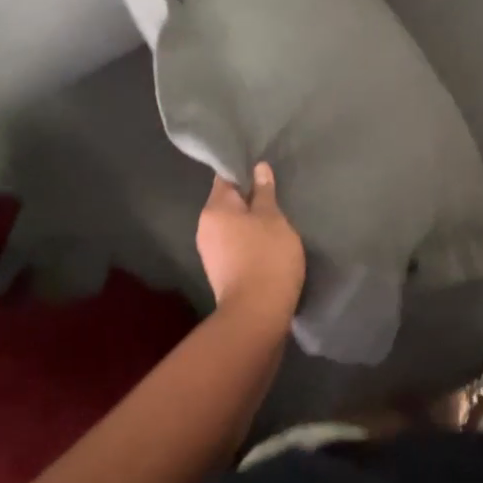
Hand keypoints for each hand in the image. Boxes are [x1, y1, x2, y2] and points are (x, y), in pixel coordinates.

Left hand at [197, 163, 304, 325]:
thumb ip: (265, 192)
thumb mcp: (273, 218)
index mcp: (214, 209)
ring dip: (251, 221)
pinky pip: (234, 244)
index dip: (245, 170)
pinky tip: (268, 244)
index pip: (225, 178)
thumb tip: (258, 168)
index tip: (265, 168)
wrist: (256, 313)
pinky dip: (249, 240)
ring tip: (276, 220)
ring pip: (232, 225)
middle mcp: (205, 228)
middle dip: (250, 198)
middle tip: (277, 195)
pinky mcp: (220, 271)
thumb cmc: (267, 256)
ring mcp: (210, 252)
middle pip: (228, 203)